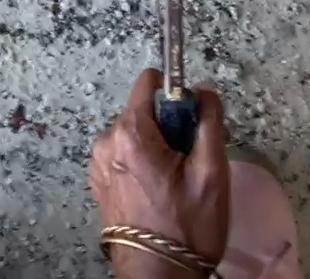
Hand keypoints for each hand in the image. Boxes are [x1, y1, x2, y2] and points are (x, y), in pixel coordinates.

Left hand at [88, 69, 229, 276]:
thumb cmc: (186, 227)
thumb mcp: (210, 172)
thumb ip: (209, 122)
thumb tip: (204, 90)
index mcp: (129, 132)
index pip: (148, 82)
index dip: (175, 91)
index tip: (193, 115)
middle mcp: (106, 140)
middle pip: (145, 112)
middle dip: (171, 127)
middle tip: (192, 160)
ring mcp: (99, 162)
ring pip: (137, 135)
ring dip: (158, 146)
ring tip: (178, 182)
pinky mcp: (99, 181)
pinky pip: (125, 155)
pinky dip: (143, 163)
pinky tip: (160, 191)